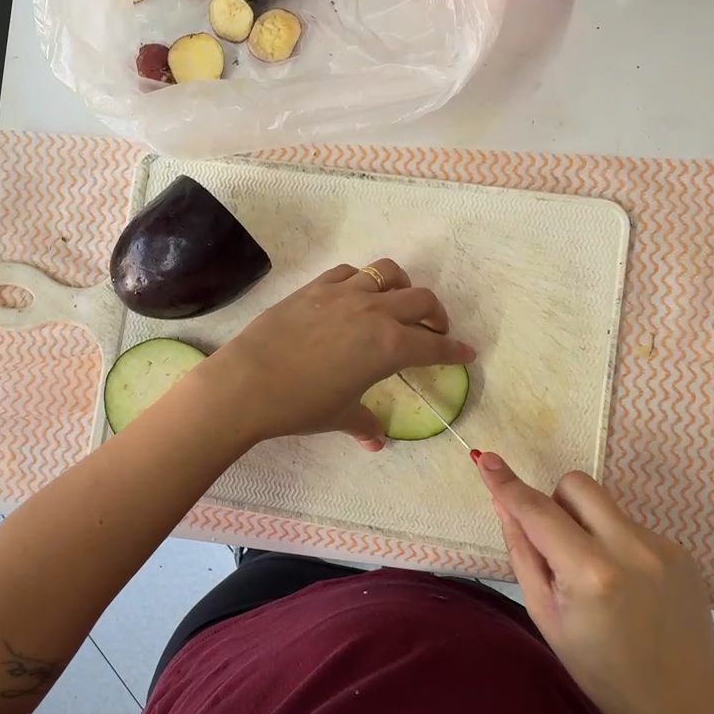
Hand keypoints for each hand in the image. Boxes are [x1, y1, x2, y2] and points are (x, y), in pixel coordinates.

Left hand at [192, 258, 476, 449]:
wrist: (246, 382)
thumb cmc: (299, 405)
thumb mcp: (339, 415)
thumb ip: (365, 424)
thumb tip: (376, 442)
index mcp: (389, 346)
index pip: (434, 345)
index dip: (454, 351)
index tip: (467, 352)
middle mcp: (373, 312)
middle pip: (420, 300)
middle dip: (435, 315)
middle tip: (435, 330)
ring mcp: (343, 293)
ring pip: (387, 273)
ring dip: (402, 286)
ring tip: (398, 303)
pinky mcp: (314, 287)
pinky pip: (349, 271)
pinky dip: (362, 279)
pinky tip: (356, 294)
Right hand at [477, 454, 713, 713]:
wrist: (681, 707)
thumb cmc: (598, 669)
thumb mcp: (545, 614)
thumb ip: (523, 552)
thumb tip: (504, 503)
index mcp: (590, 572)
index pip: (537, 510)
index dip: (507, 484)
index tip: (486, 458)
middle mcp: (631, 549)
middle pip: (577, 484)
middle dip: (554, 501)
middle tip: (554, 544)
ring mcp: (664, 548)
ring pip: (604, 505)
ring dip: (586, 525)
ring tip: (594, 578)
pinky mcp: (683, 553)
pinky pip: (630, 526)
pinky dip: (614, 543)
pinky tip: (624, 587)